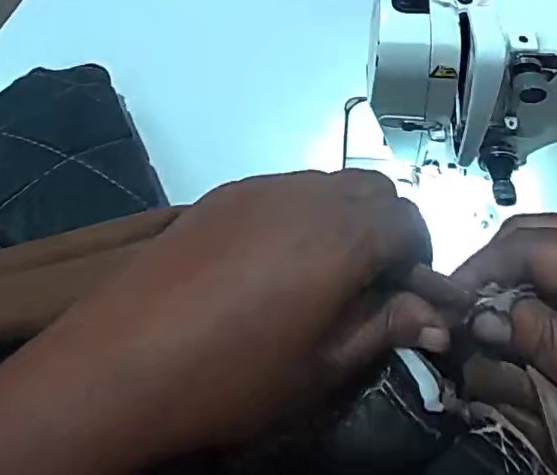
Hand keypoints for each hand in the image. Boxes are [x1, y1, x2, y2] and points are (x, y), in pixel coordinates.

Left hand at [0, 171, 449, 474]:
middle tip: (369, 283)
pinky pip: (281, 188)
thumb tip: (429, 311)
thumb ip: (382, 328)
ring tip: (319, 272)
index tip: (408, 296)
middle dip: (385, 227)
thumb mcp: (322, 369)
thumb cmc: (235, 374)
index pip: (408, 218)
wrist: (128, 353)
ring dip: (341, 216)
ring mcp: (257, 186)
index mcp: (339, 233)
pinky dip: (298, 211)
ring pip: (324, 182)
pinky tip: (270, 260)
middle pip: (371, 188)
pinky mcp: (222, 192)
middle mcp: (303, 194)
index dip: (419, 256)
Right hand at [455, 215, 556, 474]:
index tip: (446, 303)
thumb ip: (553, 344)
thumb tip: (485, 311)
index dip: (481, 268)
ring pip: (546, 248)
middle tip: (461, 309)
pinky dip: (535, 290)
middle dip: (490, 266)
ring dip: (510, 276)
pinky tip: (524, 321)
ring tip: (485, 315)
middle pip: (533, 235)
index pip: (527, 245)